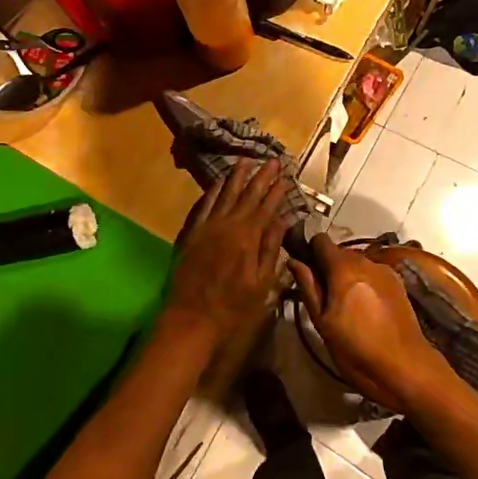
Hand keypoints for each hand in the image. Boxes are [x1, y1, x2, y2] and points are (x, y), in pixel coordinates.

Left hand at [161, 161, 287, 349]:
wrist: (192, 318)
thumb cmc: (233, 306)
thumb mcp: (262, 282)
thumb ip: (271, 248)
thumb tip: (282, 219)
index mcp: (248, 237)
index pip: (266, 206)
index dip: (277, 190)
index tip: (285, 176)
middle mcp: (228, 224)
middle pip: (247, 194)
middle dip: (261, 176)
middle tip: (272, 160)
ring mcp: (208, 226)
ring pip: (225, 193)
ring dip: (236, 176)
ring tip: (246, 161)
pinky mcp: (193, 232)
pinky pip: (205, 204)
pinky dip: (213, 190)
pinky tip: (219, 182)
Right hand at [293, 235, 454, 411]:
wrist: (405, 366)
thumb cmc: (356, 349)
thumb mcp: (323, 322)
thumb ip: (308, 287)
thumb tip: (294, 261)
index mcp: (344, 268)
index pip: (321, 240)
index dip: (310, 252)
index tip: (307, 273)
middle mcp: (366, 261)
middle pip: (340, 253)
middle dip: (329, 269)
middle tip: (325, 299)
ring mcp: (385, 271)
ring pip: (358, 264)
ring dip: (348, 277)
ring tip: (347, 308)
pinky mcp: (399, 283)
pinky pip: (373, 274)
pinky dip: (365, 284)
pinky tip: (367, 310)